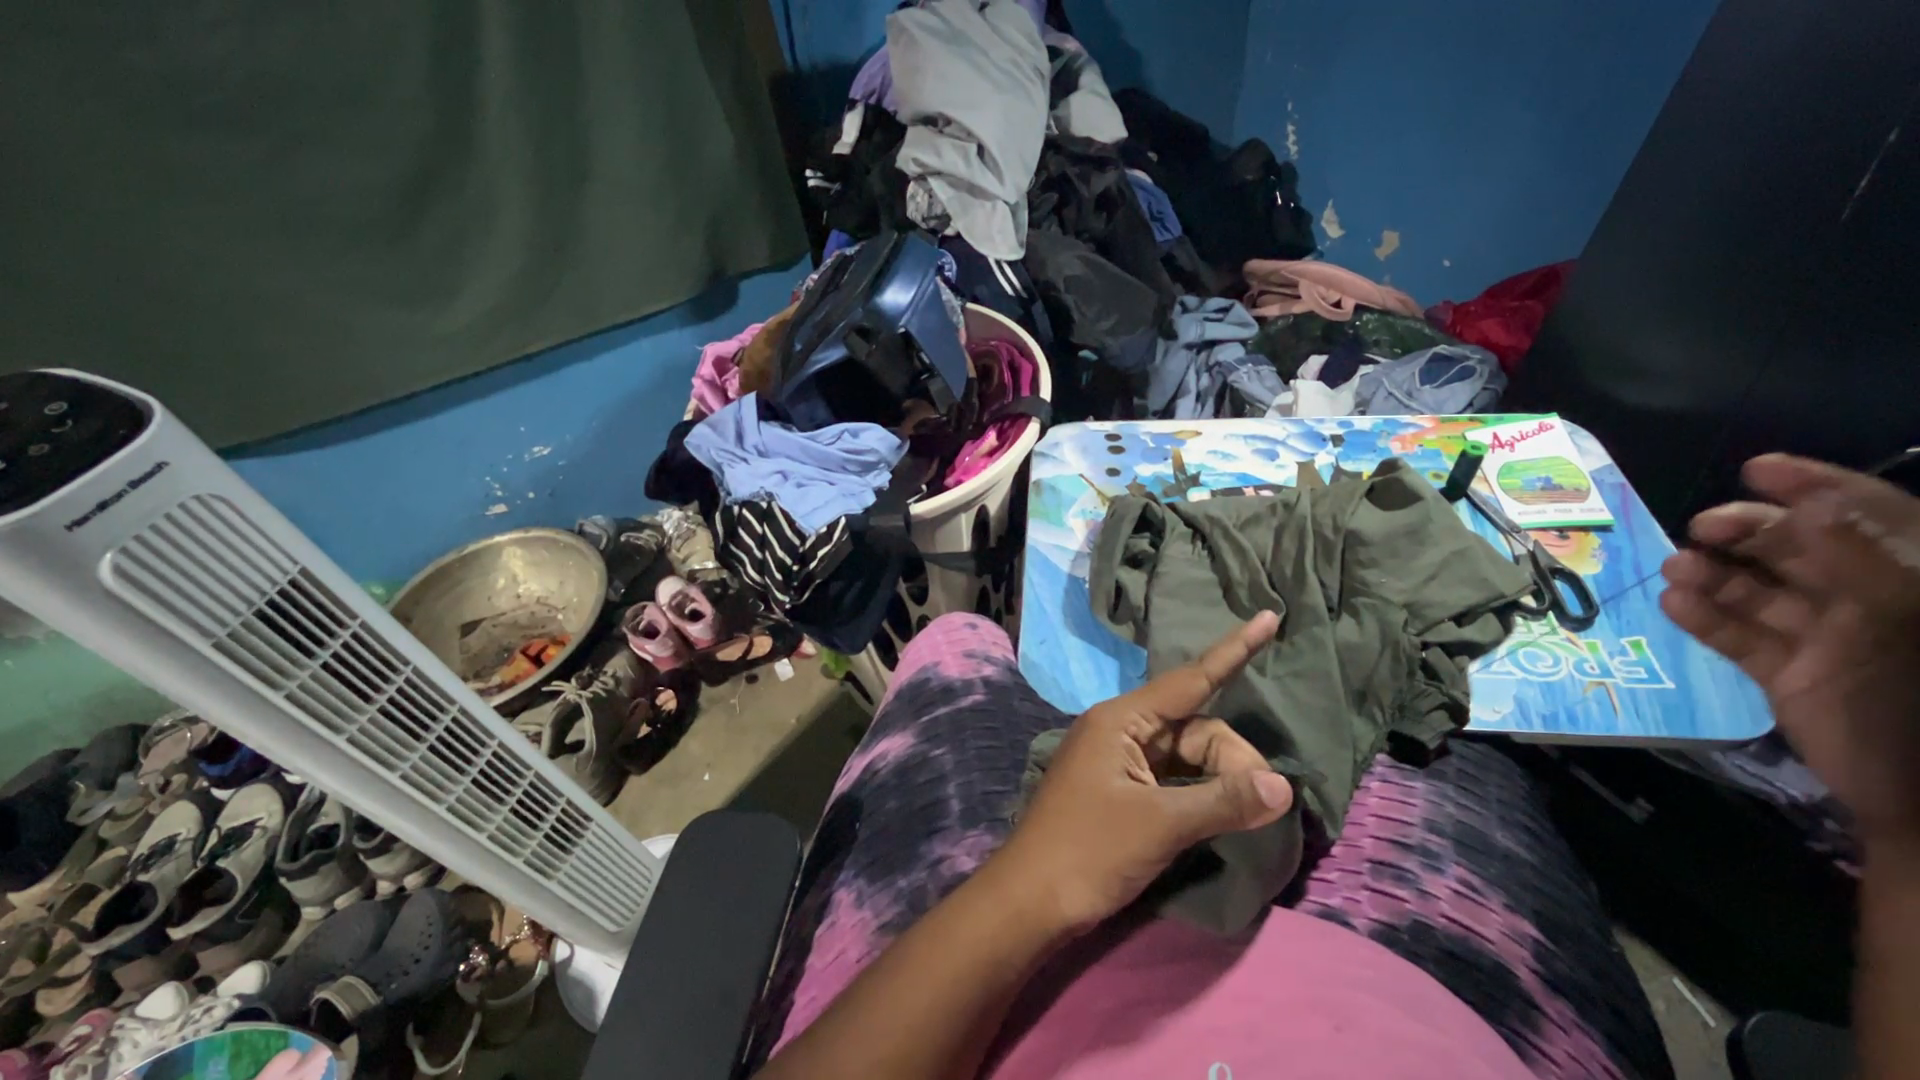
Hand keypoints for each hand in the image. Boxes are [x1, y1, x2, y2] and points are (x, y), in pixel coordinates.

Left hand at [984, 612, 1294, 933]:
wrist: (1032, 902)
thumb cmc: (1088, 850)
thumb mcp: (1160, 823)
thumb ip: (1223, 800)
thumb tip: (1282, 787)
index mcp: (1121, 720)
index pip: (1191, 678)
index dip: (1234, 650)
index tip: (1270, 617)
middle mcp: (1121, 732)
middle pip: (1197, 730)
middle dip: (1234, 760)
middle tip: (1261, 805)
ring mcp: (1122, 765)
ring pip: (1190, 758)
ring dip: (1222, 782)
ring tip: (1248, 815)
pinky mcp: (1125, 795)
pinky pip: (1177, 781)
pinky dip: (1203, 796)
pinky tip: (1227, 816)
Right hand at [1661, 453, 1919, 845]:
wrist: (1917, 799)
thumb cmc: (1916, 698)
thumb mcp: (1895, 620)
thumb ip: (1858, 560)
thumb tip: (1812, 504)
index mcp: (1909, 582)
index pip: (1866, 515)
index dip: (1815, 487)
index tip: (1755, 469)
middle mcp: (1869, 602)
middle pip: (1802, 549)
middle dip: (1748, 531)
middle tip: (1699, 526)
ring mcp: (1828, 639)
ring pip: (1762, 592)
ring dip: (1715, 575)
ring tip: (1673, 568)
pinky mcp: (1790, 673)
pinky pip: (1740, 637)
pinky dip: (1706, 619)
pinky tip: (1673, 605)